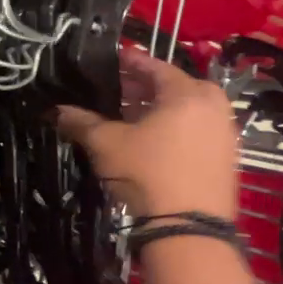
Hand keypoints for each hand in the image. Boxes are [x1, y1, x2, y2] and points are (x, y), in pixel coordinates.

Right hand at [54, 49, 240, 219]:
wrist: (188, 225)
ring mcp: (224, 134)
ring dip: (162, 105)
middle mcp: (213, 109)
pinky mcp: (225, 157)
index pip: (157, 67)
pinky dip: (175, 124)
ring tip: (130, 114)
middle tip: (121, 88)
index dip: (131, 61)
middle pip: (180, 85)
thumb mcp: (104, 142)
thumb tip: (56, 110)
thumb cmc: (145, 171)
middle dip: (150, 84)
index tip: (112, 58)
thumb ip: (80, 121)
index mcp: (187, 96)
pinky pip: (198, 127)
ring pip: (190, 108)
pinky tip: (149, 137)